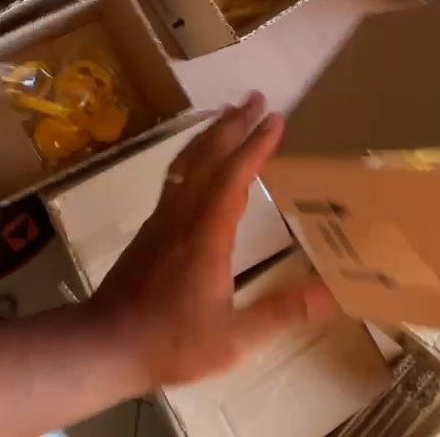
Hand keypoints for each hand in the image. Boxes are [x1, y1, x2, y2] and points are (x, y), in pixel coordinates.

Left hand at [89, 92, 335, 388]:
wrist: (108, 340)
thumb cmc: (172, 341)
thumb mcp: (233, 339)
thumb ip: (280, 312)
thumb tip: (330, 292)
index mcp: (207, 234)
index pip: (234, 176)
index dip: (256, 144)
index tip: (276, 118)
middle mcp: (183, 213)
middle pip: (209, 156)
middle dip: (235, 124)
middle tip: (257, 98)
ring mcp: (164, 216)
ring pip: (189, 161)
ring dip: (213, 133)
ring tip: (232, 113)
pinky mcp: (153, 224)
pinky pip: (178, 175)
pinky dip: (195, 153)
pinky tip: (200, 158)